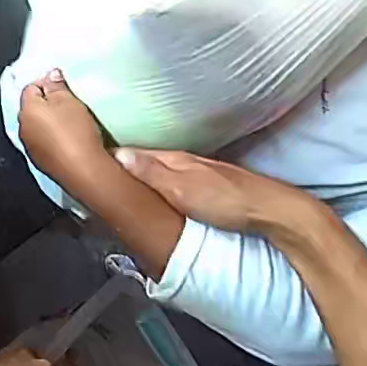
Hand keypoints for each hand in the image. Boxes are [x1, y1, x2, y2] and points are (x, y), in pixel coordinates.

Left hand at [16, 69, 113, 189]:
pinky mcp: (41, 162)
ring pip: (38, 127)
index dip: (46, 84)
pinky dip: (54, 138)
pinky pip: (45, 142)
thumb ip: (56, 86)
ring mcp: (30, 147)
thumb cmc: (75, 130)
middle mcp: (23, 129)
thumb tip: (49, 75)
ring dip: (51, 122)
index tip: (64, 86)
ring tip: (72, 122)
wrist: (83, 170)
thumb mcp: (68, 100)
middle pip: (33, 109)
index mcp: (26, 111)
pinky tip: (70, 140)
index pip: (30, 88)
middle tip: (70, 104)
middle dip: (48, 103)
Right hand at [112, 147, 319, 234]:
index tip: (91, 159)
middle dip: (125, 163)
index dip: (112, 156)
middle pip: (147, 159)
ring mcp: (200, 173)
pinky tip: (157, 191)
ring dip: (143, 173)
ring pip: (161, 169)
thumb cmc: (228, 202)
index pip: (134, 152)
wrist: (275, 213)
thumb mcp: (181, 189)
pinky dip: (160, 183)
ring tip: (123, 180)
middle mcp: (186, 161)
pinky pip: (174, 180)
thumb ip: (150, 173)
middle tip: (100, 171)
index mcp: (175, 158)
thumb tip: (118, 153)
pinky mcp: (210, 186)